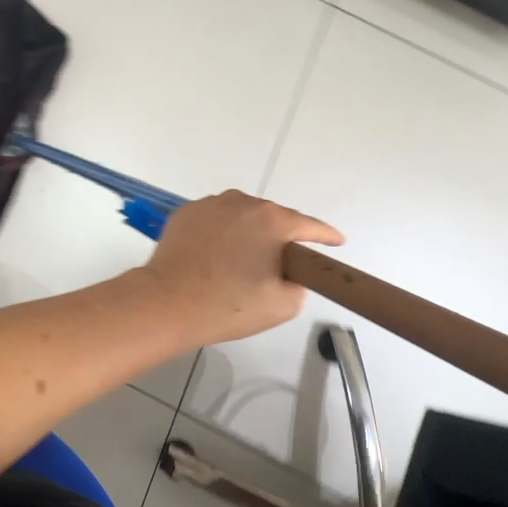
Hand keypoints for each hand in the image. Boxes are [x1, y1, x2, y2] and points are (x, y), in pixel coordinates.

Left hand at [137, 189, 343, 346]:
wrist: (170, 301)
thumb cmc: (230, 304)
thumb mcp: (284, 302)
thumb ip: (298, 280)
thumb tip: (285, 268)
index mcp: (270, 220)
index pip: (307, 225)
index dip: (325, 235)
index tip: (337, 241)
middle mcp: (240, 202)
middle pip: (272, 216)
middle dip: (283, 234)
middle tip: (287, 259)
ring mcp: (209, 204)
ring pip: (241, 214)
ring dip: (250, 230)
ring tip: (250, 257)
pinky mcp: (185, 213)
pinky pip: (215, 219)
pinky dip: (223, 231)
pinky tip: (220, 253)